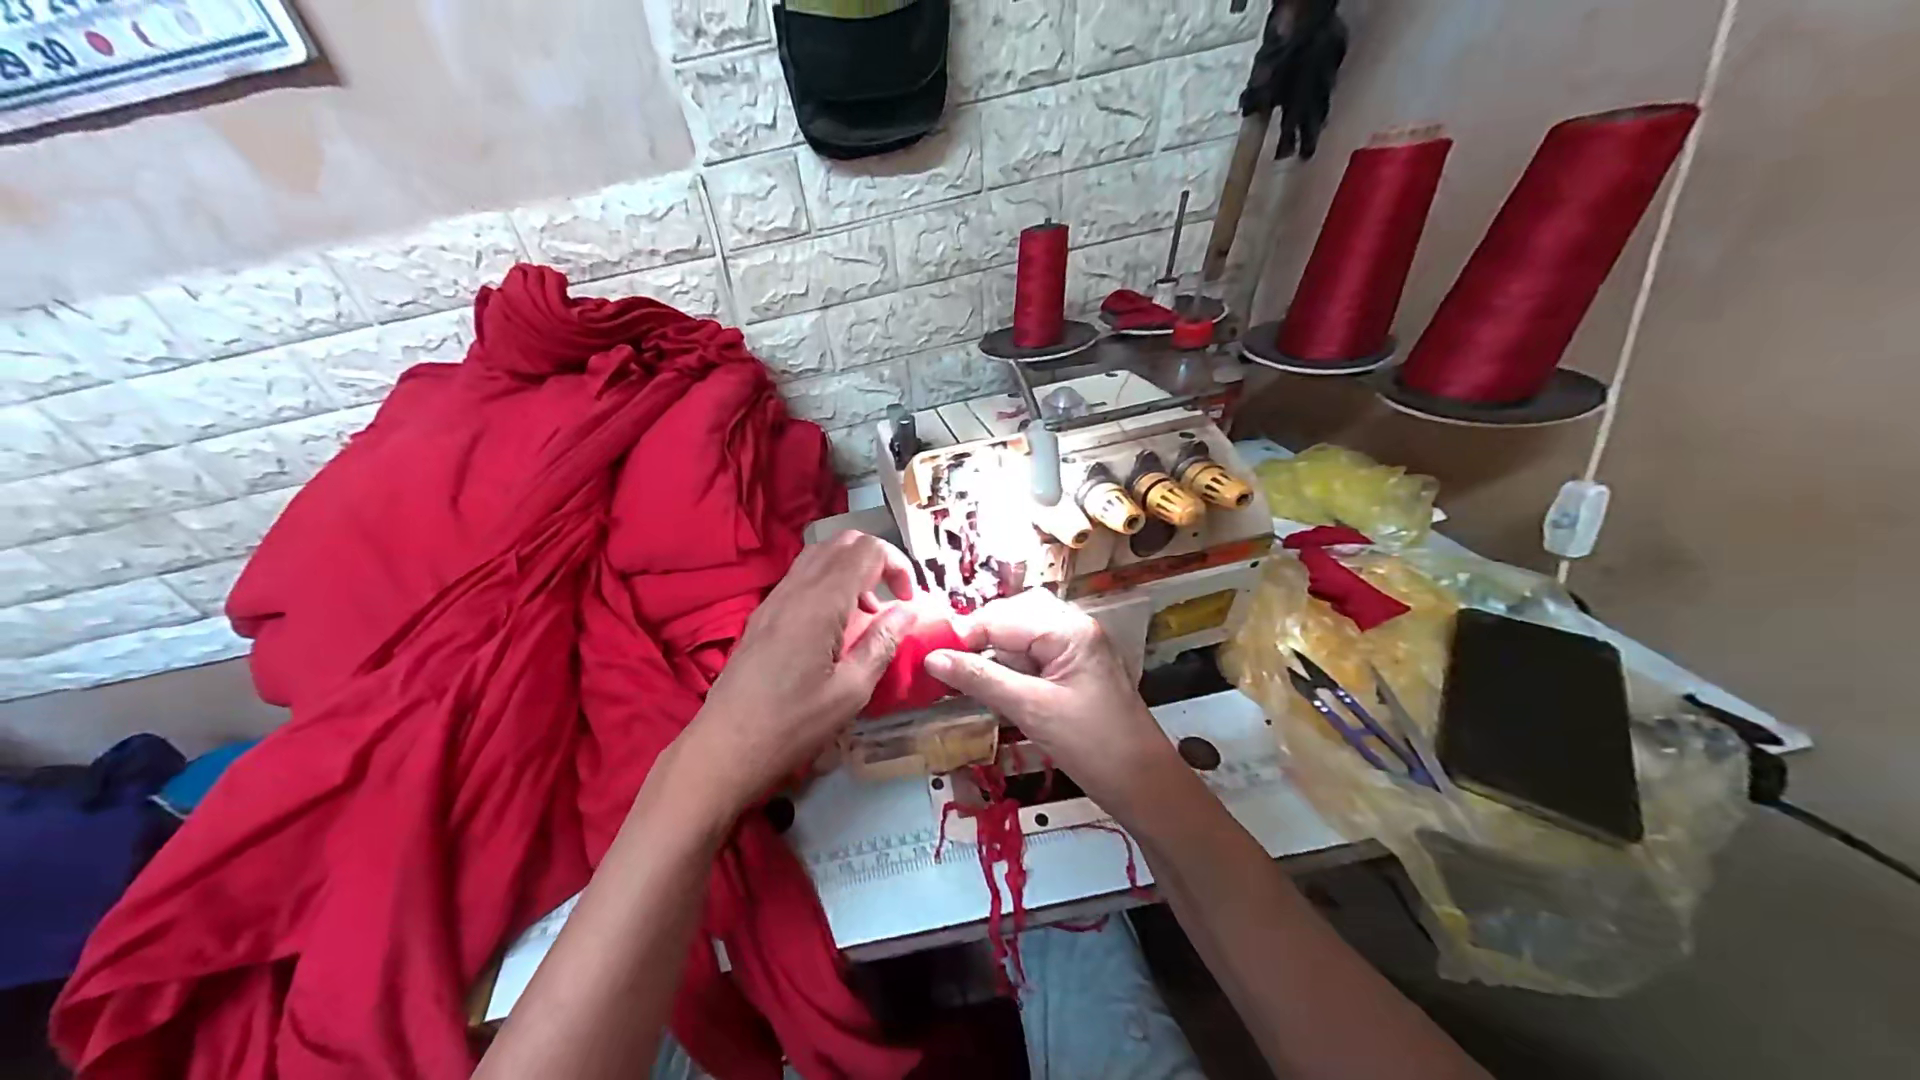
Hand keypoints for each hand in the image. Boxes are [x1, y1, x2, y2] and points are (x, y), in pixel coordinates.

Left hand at [678, 532, 919, 813]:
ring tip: (866, 612)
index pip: (868, 551)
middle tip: (893, 599)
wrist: (724, 748)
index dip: (898, 565)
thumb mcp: (851, 691)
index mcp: (821, 602)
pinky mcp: (762, 615)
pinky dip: (828, 583)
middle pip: (842, 543)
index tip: (909, 602)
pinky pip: (801, 577)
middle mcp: (795, 589)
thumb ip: (882, 643)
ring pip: (819, 556)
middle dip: (877, 560)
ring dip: (851, 570)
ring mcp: (774, 599)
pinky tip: (834, 625)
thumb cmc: (793, 724)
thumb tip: (907, 611)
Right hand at [923, 590, 1182, 815]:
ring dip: (991, 653)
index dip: (965, 633)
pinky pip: (1033, 656)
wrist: (1145, 786)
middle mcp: (1074, 628)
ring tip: (962, 676)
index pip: (1003, 616)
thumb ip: (981, 679)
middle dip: (978, 638)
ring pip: (1020, 636)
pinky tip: (989, 684)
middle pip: (1012, 617)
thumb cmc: (1094, 746)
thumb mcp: (1032, 710)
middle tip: (946, 666)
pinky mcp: (1073, 671)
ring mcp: (1076, 649)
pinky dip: (1008, 667)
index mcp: (1069, 629)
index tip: (931, 657)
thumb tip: (933, 659)